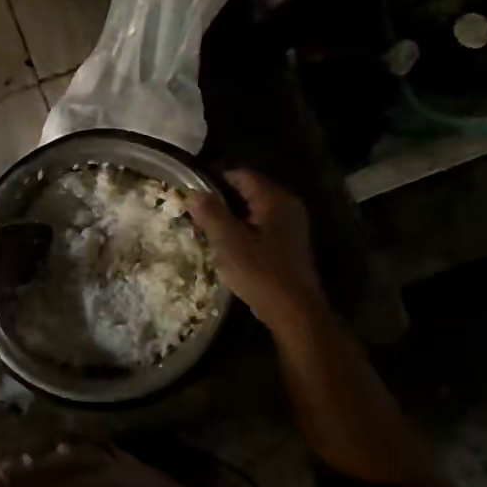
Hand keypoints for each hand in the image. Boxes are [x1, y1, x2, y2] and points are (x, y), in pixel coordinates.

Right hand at [187, 169, 326, 332]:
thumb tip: (193, 192)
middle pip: (250, 192)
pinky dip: (244, 231)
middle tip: (195, 213)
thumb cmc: (261, 274)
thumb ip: (211, 214)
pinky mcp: (290, 245)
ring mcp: (292, 226)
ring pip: (255, 211)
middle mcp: (288, 206)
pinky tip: (228, 247)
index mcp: (275, 200)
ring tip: (207, 230)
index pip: (242, 175)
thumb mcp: (229, 243)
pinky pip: (262, 227)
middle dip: (222, 200)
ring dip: (232, 217)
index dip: (215, 180)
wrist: (294, 311)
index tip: (192, 193)